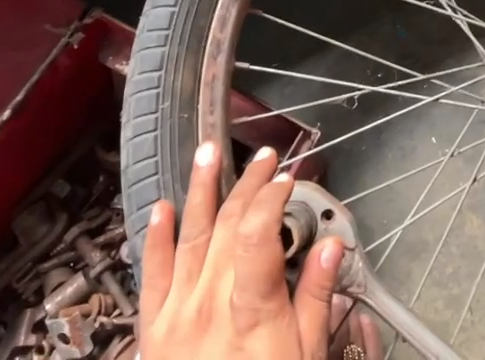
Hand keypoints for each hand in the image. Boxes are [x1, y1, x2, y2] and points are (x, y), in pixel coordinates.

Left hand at [139, 141, 348, 359]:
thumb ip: (316, 303)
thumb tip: (332, 247)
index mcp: (251, 313)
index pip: (258, 232)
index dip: (273, 197)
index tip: (291, 177)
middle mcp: (208, 304)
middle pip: (228, 226)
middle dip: (249, 184)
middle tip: (267, 156)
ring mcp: (175, 315)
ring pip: (189, 237)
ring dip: (202, 190)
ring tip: (209, 153)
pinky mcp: (153, 330)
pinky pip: (153, 274)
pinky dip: (157, 238)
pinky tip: (162, 208)